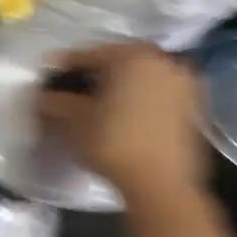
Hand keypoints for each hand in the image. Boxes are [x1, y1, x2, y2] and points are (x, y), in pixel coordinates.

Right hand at [37, 42, 205, 198]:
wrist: (161, 182)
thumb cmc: (112, 143)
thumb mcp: (73, 120)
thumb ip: (54, 101)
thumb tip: (43, 95)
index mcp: (133, 57)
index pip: (87, 54)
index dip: (61, 67)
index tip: (44, 79)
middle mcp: (163, 60)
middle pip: (117, 61)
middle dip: (92, 73)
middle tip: (70, 89)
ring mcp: (183, 81)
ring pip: (139, 76)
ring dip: (116, 84)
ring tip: (96, 103)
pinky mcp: (193, 104)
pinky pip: (155, 91)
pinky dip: (137, 96)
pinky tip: (121, 114)